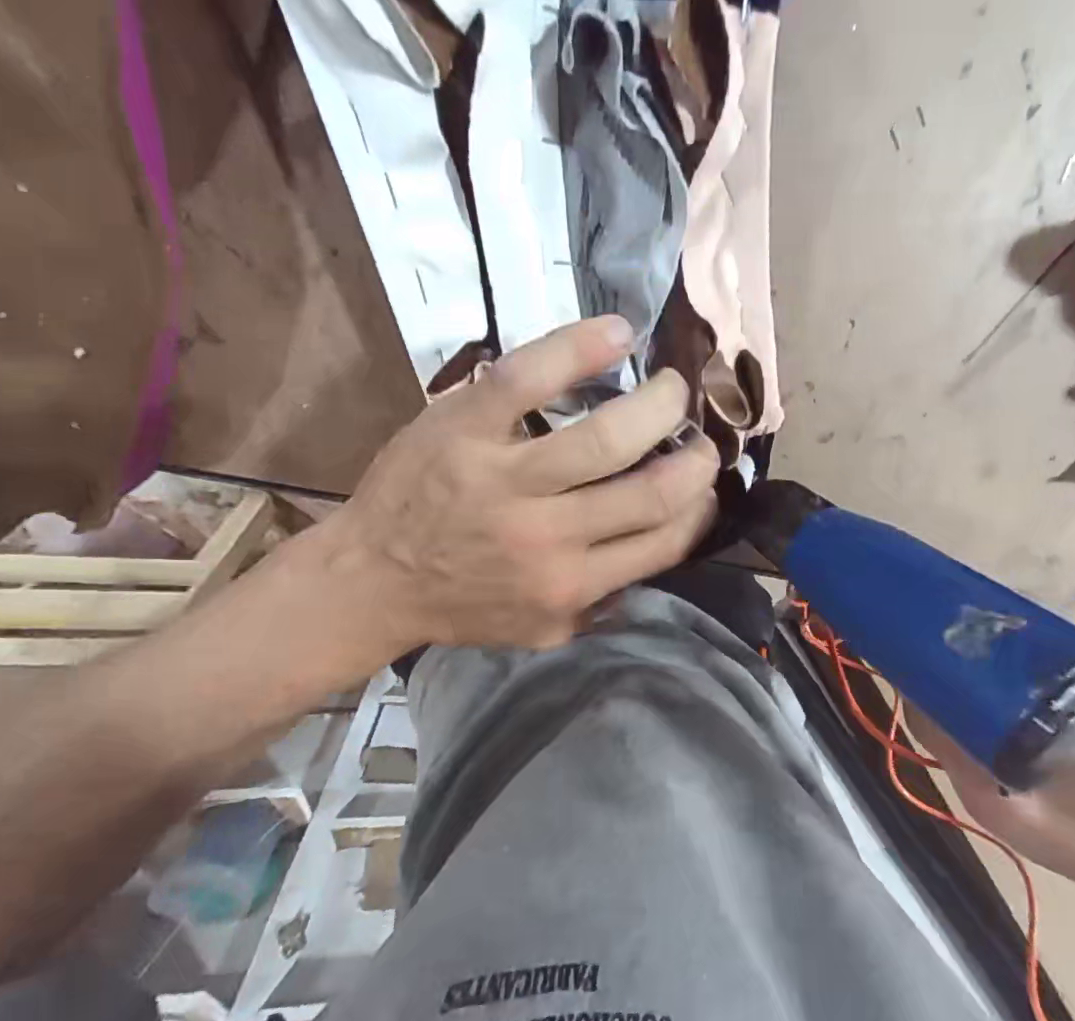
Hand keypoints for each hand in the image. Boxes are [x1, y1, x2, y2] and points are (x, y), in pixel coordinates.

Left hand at [322, 316, 719, 650]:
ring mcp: (506, 479)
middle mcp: (549, 536)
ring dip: (659, 402)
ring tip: (669, 386)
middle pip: (653, 488)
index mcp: (571, 584)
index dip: (700, 507)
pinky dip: (581, 348)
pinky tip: (618, 334)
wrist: (371, 580)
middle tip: (695, 434)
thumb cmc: (457, 605)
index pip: (666, 539)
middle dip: (694, 456)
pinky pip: (532, 376)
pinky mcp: (466, 429)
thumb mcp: (536, 631)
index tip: (703, 484)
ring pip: (608, 434)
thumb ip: (596, 608)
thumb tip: (648, 568)